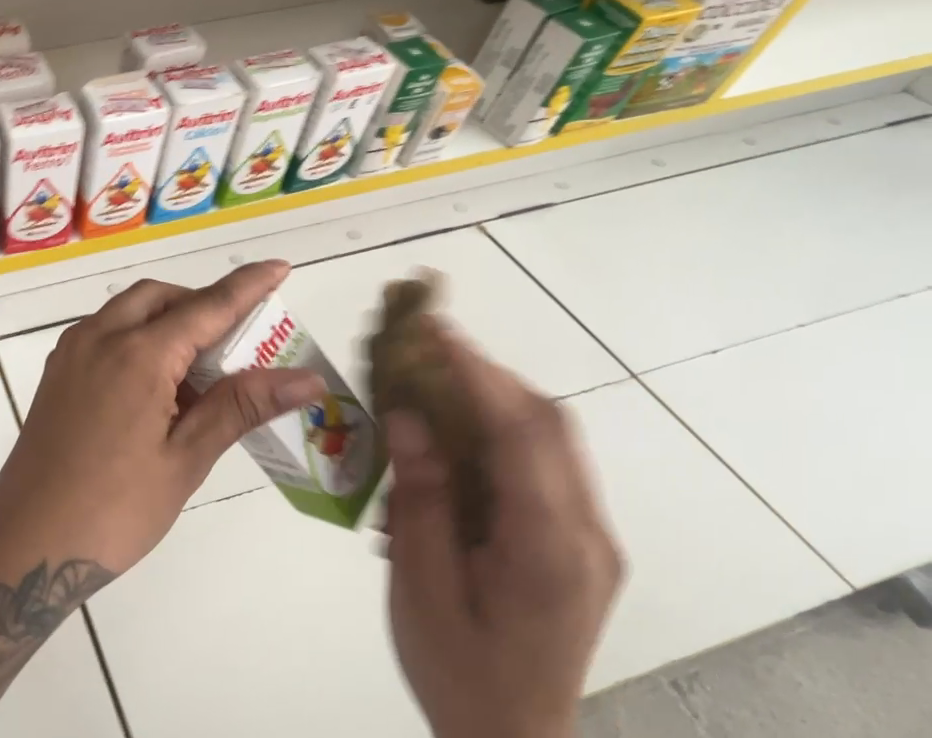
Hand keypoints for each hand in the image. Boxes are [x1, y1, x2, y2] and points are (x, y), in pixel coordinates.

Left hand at [0, 261, 326, 575]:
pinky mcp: (56, 374)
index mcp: (136, 355)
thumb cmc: (115, 509)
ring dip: (166, 321)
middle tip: (239, 340)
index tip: (279, 267)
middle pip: (159, 298)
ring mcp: (70, 354)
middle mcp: (98, 338)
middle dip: (201, 304)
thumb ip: (240, 407)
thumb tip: (305, 379)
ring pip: (126, 312)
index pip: (205, 307)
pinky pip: (103, 334)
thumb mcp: (185, 459)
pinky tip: (158, 387)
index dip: (246, 287)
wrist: (28, 540)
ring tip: (202, 370)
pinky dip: (137, 338)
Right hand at [385, 320, 623, 737]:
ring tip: (431, 379)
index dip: (477, 375)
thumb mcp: (422, 587)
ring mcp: (590, 539)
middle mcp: (586, 535)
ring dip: (493, 398)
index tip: (433, 330)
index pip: (521, 437)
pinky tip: (453, 436)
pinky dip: (499, 432)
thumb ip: (421, 500)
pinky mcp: (578, 545)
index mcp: (548, 550)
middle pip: (549, 427)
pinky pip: (543, 467)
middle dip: (486, 374)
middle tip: (423, 345)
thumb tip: (409, 417)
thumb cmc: (456, 668)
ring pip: (551, 441)